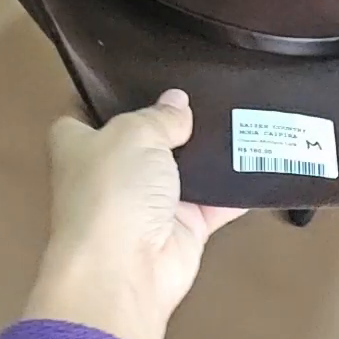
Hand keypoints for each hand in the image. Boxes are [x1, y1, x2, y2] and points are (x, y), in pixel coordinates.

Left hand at [25, 89, 246, 338]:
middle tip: (211, 90)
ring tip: (241, 117)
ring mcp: (151, 203)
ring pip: (186, 171)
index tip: (154, 71)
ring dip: (209, 154)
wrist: (128, 266)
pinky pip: (216, 204)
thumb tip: (178, 101)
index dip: (121, 90)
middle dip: (177, 121)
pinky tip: (258, 164)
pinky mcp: (185, 229)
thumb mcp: (134, 134)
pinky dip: (235, 192)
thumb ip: (160, 116)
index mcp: (80, 142)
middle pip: (149, 139)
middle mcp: (114, 172)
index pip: (95, 108)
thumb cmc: (112, 190)